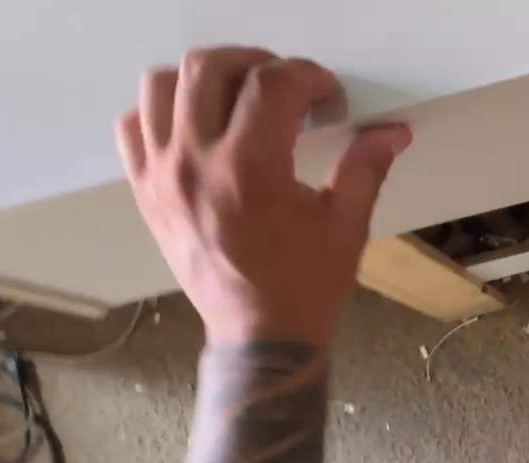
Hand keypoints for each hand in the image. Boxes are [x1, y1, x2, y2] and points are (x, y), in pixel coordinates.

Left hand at [117, 47, 412, 347]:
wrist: (261, 333)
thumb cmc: (309, 286)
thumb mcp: (347, 228)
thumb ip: (366, 170)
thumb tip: (393, 132)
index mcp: (252, 172)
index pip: (272, 87)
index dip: (305, 76)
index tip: (326, 91)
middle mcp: (196, 162)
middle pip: (211, 68)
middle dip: (257, 63)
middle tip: (288, 86)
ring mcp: (161, 173)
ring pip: (163, 84)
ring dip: (206, 77)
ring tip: (240, 97)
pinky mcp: (145, 189)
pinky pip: (135, 122)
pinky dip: (163, 110)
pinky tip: (198, 127)